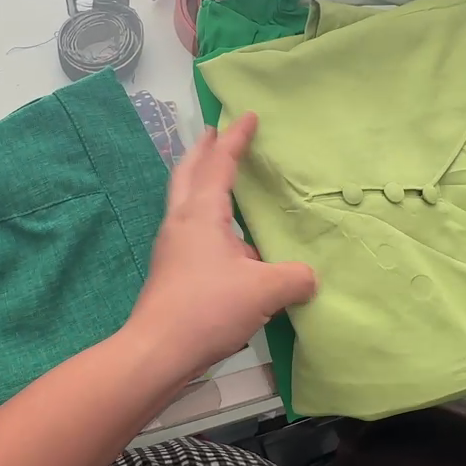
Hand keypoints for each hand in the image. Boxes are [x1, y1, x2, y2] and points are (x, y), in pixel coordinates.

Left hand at [125, 111, 317, 377]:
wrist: (158, 350)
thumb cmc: (208, 309)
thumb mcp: (264, 291)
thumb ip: (294, 278)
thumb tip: (308, 277)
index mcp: (201, 214)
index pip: (219, 164)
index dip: (236, 139)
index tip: (248, 116)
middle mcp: (181, 222)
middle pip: (188, 173)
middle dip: (202, 150)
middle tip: (213, 131)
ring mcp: (171, 246)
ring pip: (185, 200)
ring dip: (200, 181)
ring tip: (220, 178)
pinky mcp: (171, 270)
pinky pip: (190, 228)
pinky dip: (205, 216)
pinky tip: (228, 238)